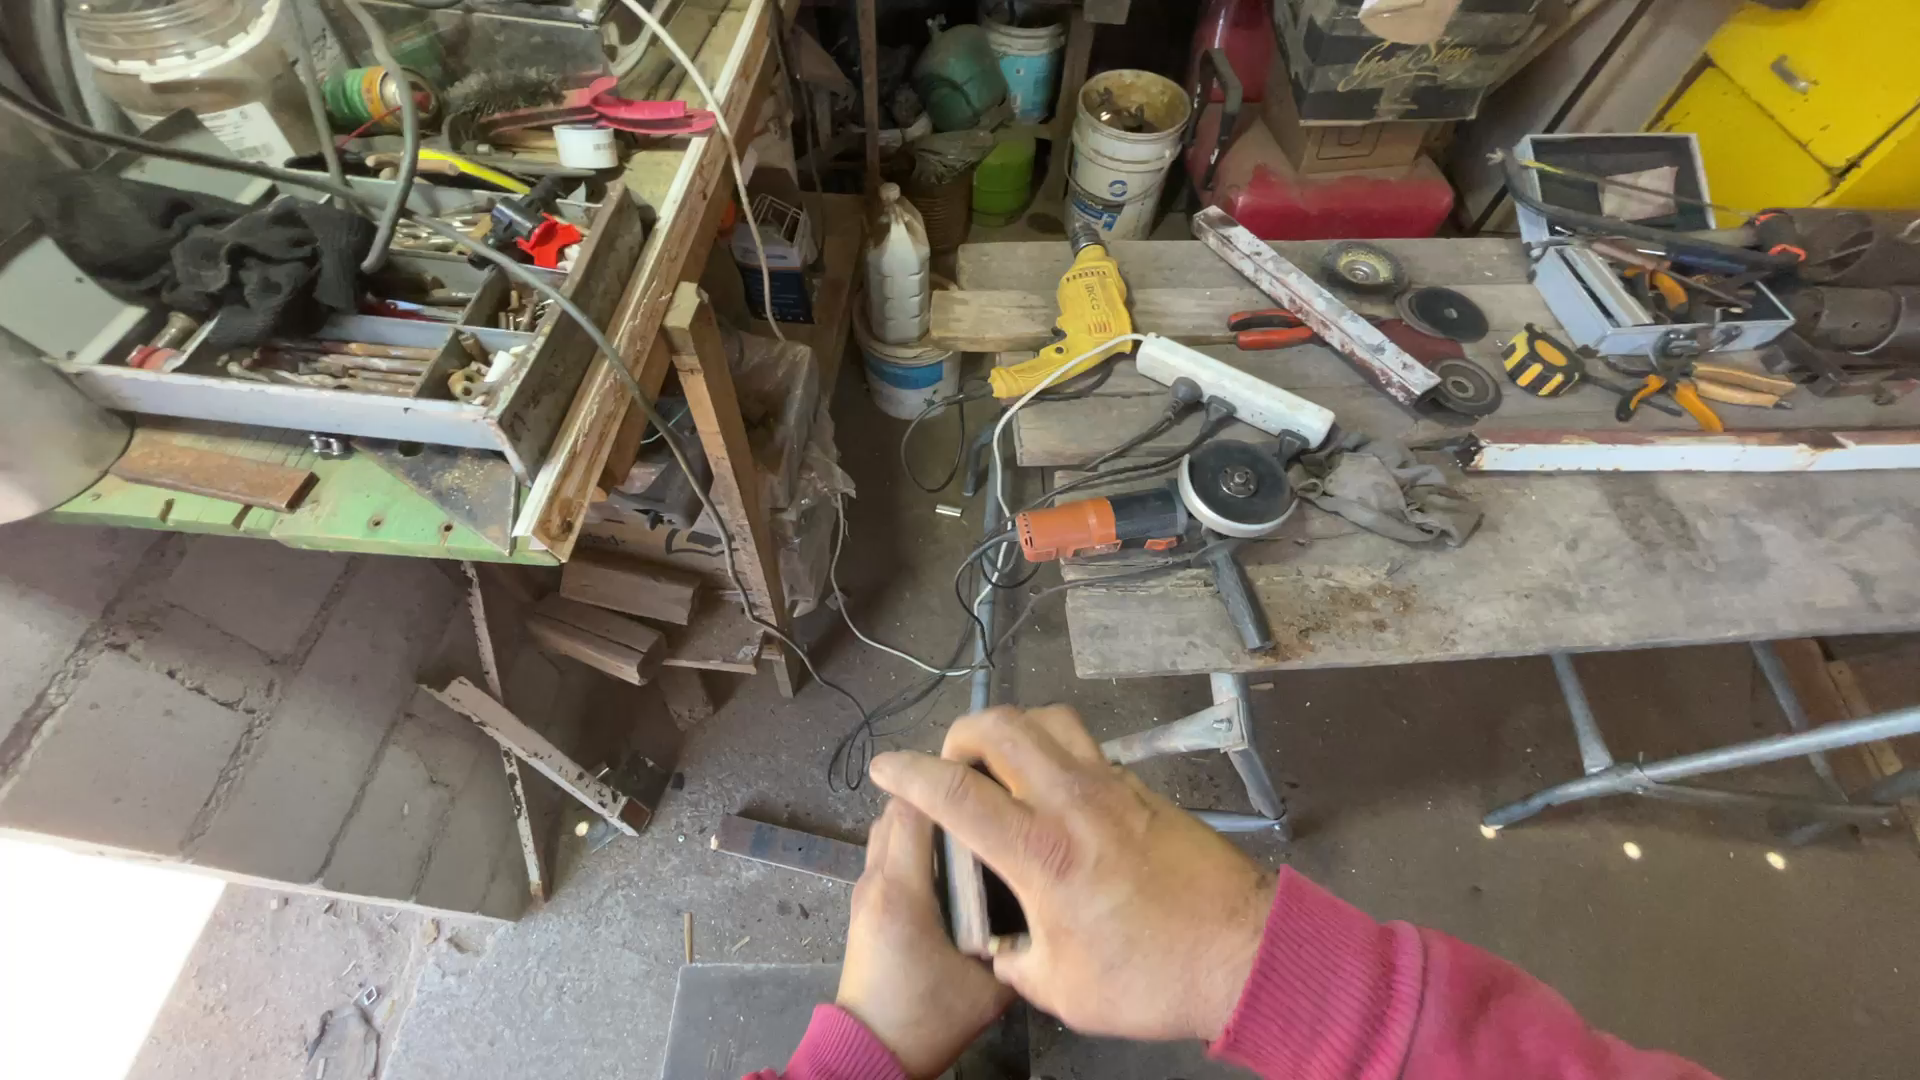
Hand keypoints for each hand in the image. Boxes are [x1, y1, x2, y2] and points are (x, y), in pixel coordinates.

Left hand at [836, 799, 1013, 1077]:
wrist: (868, 1054)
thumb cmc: (926, 1018)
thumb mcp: (986, 987)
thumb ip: (1014, 941)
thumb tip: (1038, 903)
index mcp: (902, 891)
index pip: (915, 810)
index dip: (947, 784)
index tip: (986, 777)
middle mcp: (876, 879)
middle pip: (898, 809)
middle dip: (938, 794)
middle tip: (983, 796)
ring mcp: (864, 888)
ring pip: (887, 825)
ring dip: (921, 814)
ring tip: (966, 821)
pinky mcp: (863, 901)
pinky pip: (885, 847)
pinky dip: (910, 835)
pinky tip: (945, 853)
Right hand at [869, 705, 1274, 1043]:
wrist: (1247, 952)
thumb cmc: (1152, 976)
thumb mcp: (1063, 989)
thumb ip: (1014, 959)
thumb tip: (1000, 942)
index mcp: (1041, 850)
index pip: (956, 792)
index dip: (908, 773)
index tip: (884, 767)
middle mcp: (1069, 799)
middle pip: (1000, 725)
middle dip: (959, 734)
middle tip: (953, 768)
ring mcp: (1108, 783)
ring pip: (1045, 717)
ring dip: (1009, 727)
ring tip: (1000, 763)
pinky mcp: (1136, 784)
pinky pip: (1081, 740)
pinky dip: (1049, 744)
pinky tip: (1051, 785)